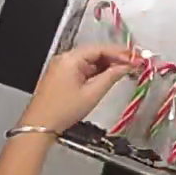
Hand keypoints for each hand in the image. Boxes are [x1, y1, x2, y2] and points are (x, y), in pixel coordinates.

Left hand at [18, 44, 136, 132]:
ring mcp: (61, 67)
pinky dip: (95, 73)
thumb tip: (125, 67)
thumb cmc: (63, 110)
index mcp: (70, 58)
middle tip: (133, 64)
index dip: (120, 53)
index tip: (135, 57)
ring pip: (89, 61)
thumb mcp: (92, 93)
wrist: (40, 125)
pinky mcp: (61, 76)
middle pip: (95, 53)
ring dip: (106, 66)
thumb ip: (111, 77)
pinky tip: (107, 78)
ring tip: (124, 72)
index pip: (100, 49)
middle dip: (114, 59)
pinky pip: (82, 69)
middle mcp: (64, 58)